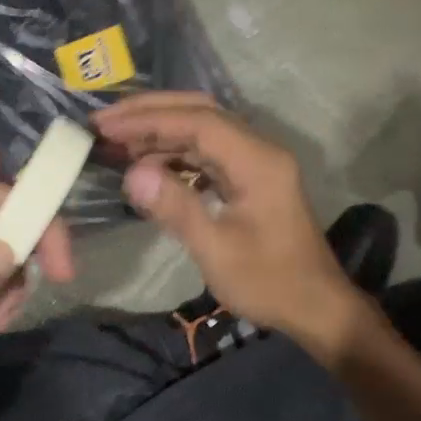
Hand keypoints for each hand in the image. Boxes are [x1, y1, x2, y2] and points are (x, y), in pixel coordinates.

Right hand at [97, 92, 374, 356]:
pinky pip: (208, 154)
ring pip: (203, 132)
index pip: (197, 122)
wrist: (315, 307)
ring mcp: (256, 165)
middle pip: (201, 113)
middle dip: (151, 113)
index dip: (148, 119)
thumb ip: (176, 208)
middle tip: (104, 123)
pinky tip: (148, 168)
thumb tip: (132, 174)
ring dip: (160, 133)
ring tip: (117, 145)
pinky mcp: (250, 182)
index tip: (105, 126)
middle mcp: (259, 152)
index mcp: (257, 161)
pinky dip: (175, 154)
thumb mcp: (217, 250)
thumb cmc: (269, 282)